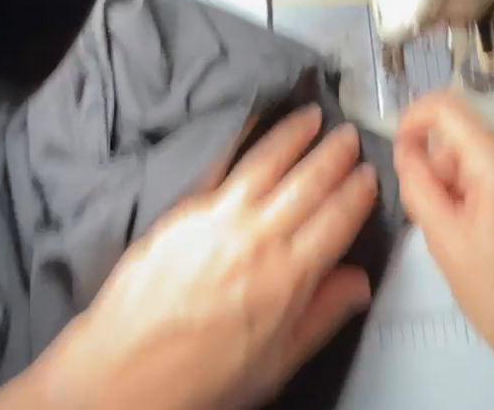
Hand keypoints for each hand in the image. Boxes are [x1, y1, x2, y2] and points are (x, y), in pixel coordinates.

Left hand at [20, 106, 379, 409]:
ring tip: (312, 116)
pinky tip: (253, 121)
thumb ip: (321, 316)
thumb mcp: (275, 364)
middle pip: (309, 183)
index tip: (369, 175)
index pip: (337, 220)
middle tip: (348, 135)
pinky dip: (242, 137)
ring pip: (269, 162)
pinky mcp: (188, 207)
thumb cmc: (199, 377)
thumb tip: (358, 283)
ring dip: (295, 135)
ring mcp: (222, 217)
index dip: (357, 194)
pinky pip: (223, 162)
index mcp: (288, 278)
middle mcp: (260, 238)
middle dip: (334, 155)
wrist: (124, 371)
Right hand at [393, 93, 493, 354]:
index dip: (413, 119)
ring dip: (466, 187)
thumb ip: (417, 182)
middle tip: (440, 223)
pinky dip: (492, 195)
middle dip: (442, 171)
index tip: (402, 152)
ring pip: (487, 159)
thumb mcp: (444, 241)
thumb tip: (407, 146)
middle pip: (466, 139)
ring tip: (471, 240)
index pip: (446, 107)